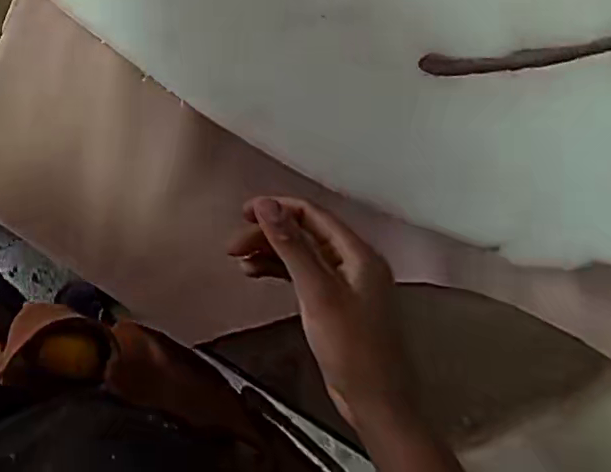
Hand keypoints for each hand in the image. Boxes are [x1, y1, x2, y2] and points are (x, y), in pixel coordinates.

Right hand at [228, 196, 416, 425]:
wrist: (376, 406)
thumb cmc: (351, 347)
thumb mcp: (317, 292)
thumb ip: (291, 245)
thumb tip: (265, 204)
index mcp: (357, 253)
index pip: (311, 213)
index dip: (276, 207)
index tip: (243, 214)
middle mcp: (352, 261)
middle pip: (302, 232)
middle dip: (267, 233)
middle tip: (234, 245)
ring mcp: (343, 282)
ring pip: (299, 252)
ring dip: (268, 251)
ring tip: (240, 260)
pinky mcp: (333, 301)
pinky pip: (300, 271)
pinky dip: (277, 268)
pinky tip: (255, 272)